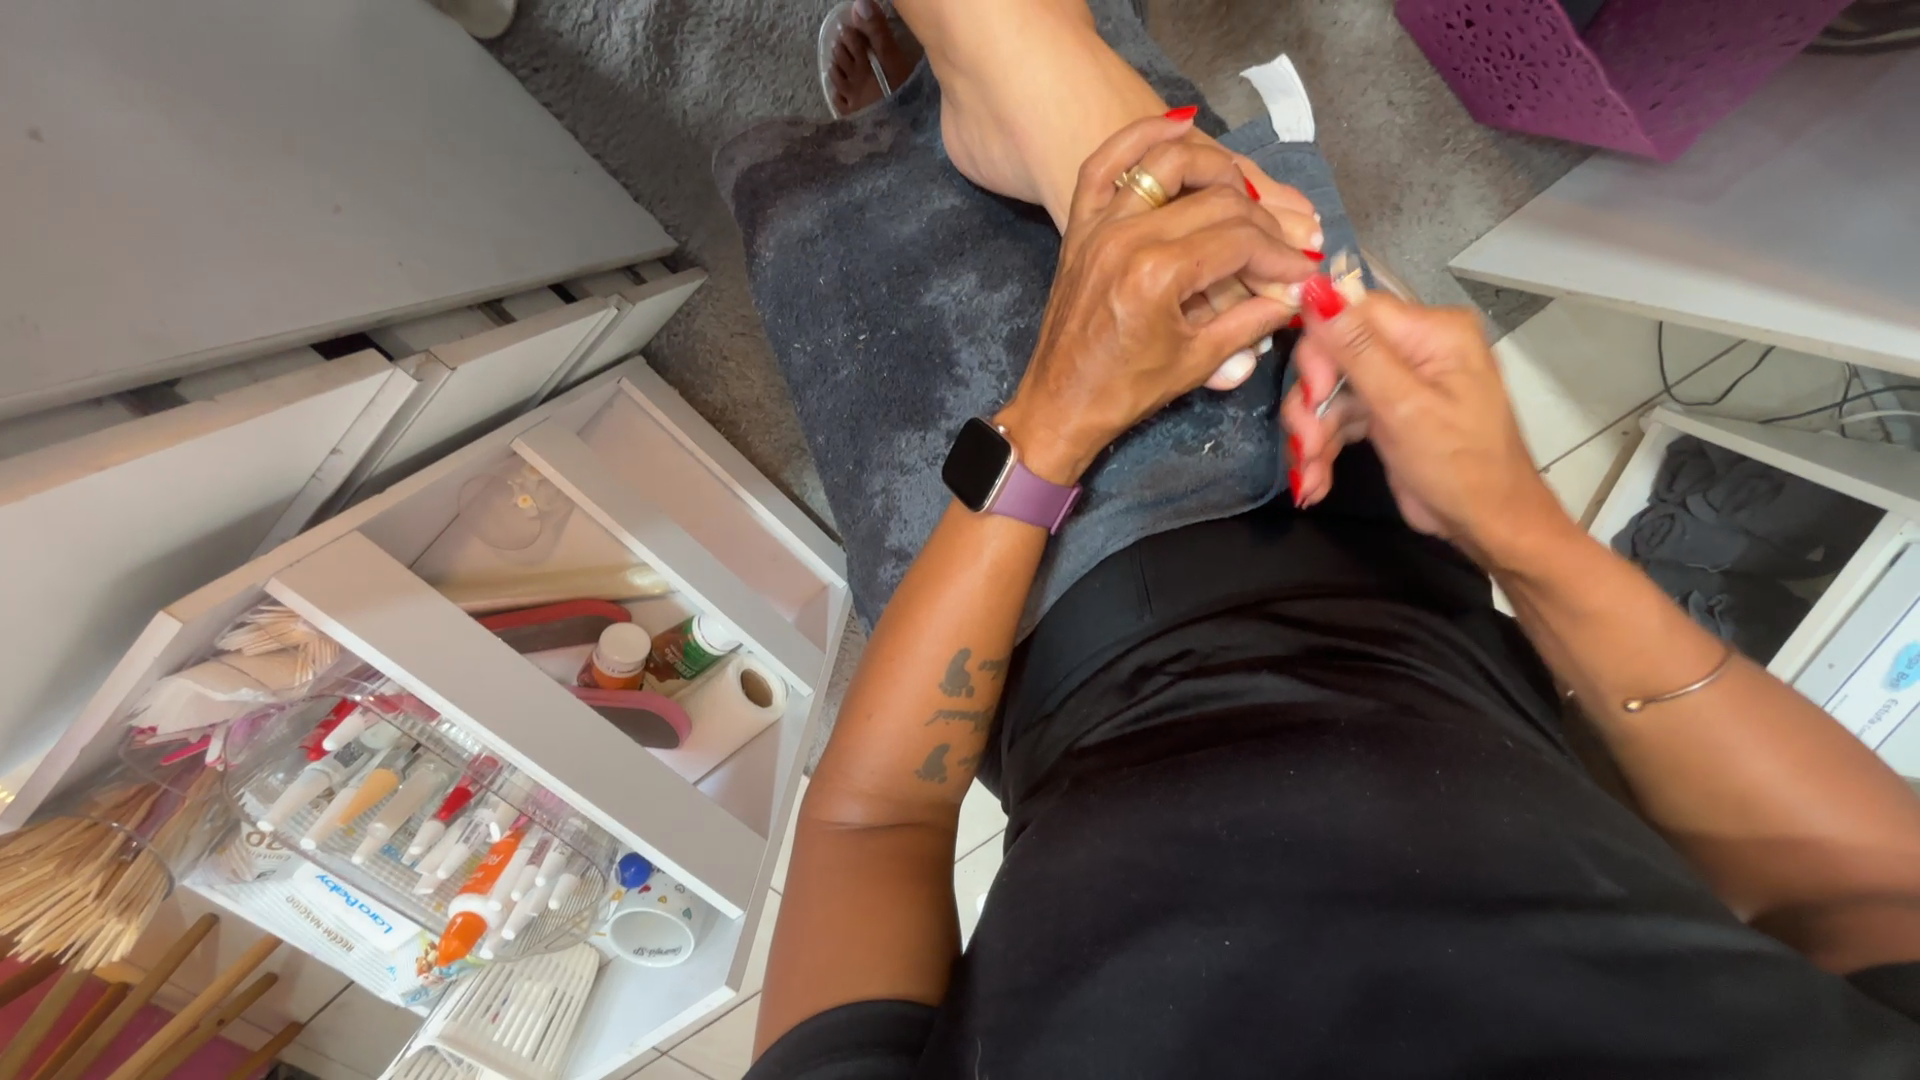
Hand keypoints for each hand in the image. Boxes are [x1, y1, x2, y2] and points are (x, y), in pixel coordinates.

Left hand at [997, 114, 1316, 483]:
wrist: (1061, 404)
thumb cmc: (1125, 391)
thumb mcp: (1197, 361)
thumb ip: (1252, 320)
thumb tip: (1298, 292)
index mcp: (1158, 274)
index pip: (1240, 240)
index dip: (1280, 255)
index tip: (1304, 271)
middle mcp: (1128, 237)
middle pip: (1217, 200)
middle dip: (1262, 224)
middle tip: (1284, 247)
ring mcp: (1100, 226)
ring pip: (1169, 162)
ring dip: (1216, 167)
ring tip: (1244, 194)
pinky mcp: (1080, 227)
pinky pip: (1105, 164)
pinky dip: (1140, 139)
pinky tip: (1178, 130)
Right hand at [1286, 288, 1573, 564]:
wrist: (1486, 522)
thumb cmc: (1459, 466)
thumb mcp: (1405, 408)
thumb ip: (1359, 351)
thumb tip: (1316, 292)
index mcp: (1432, 333)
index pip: (1352, 314)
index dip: (1320, 351)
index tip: (1313, 395)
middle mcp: (1413, 348)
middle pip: (1333, 356)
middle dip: (1311, 404)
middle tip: (1308, 446)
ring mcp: (1396, 382)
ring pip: (1327, 392)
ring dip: (1312, 435)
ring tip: (1312, 474)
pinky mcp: (1383, 412)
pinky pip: (1337, 418)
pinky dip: (1322, 449)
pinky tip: (1317, 481)